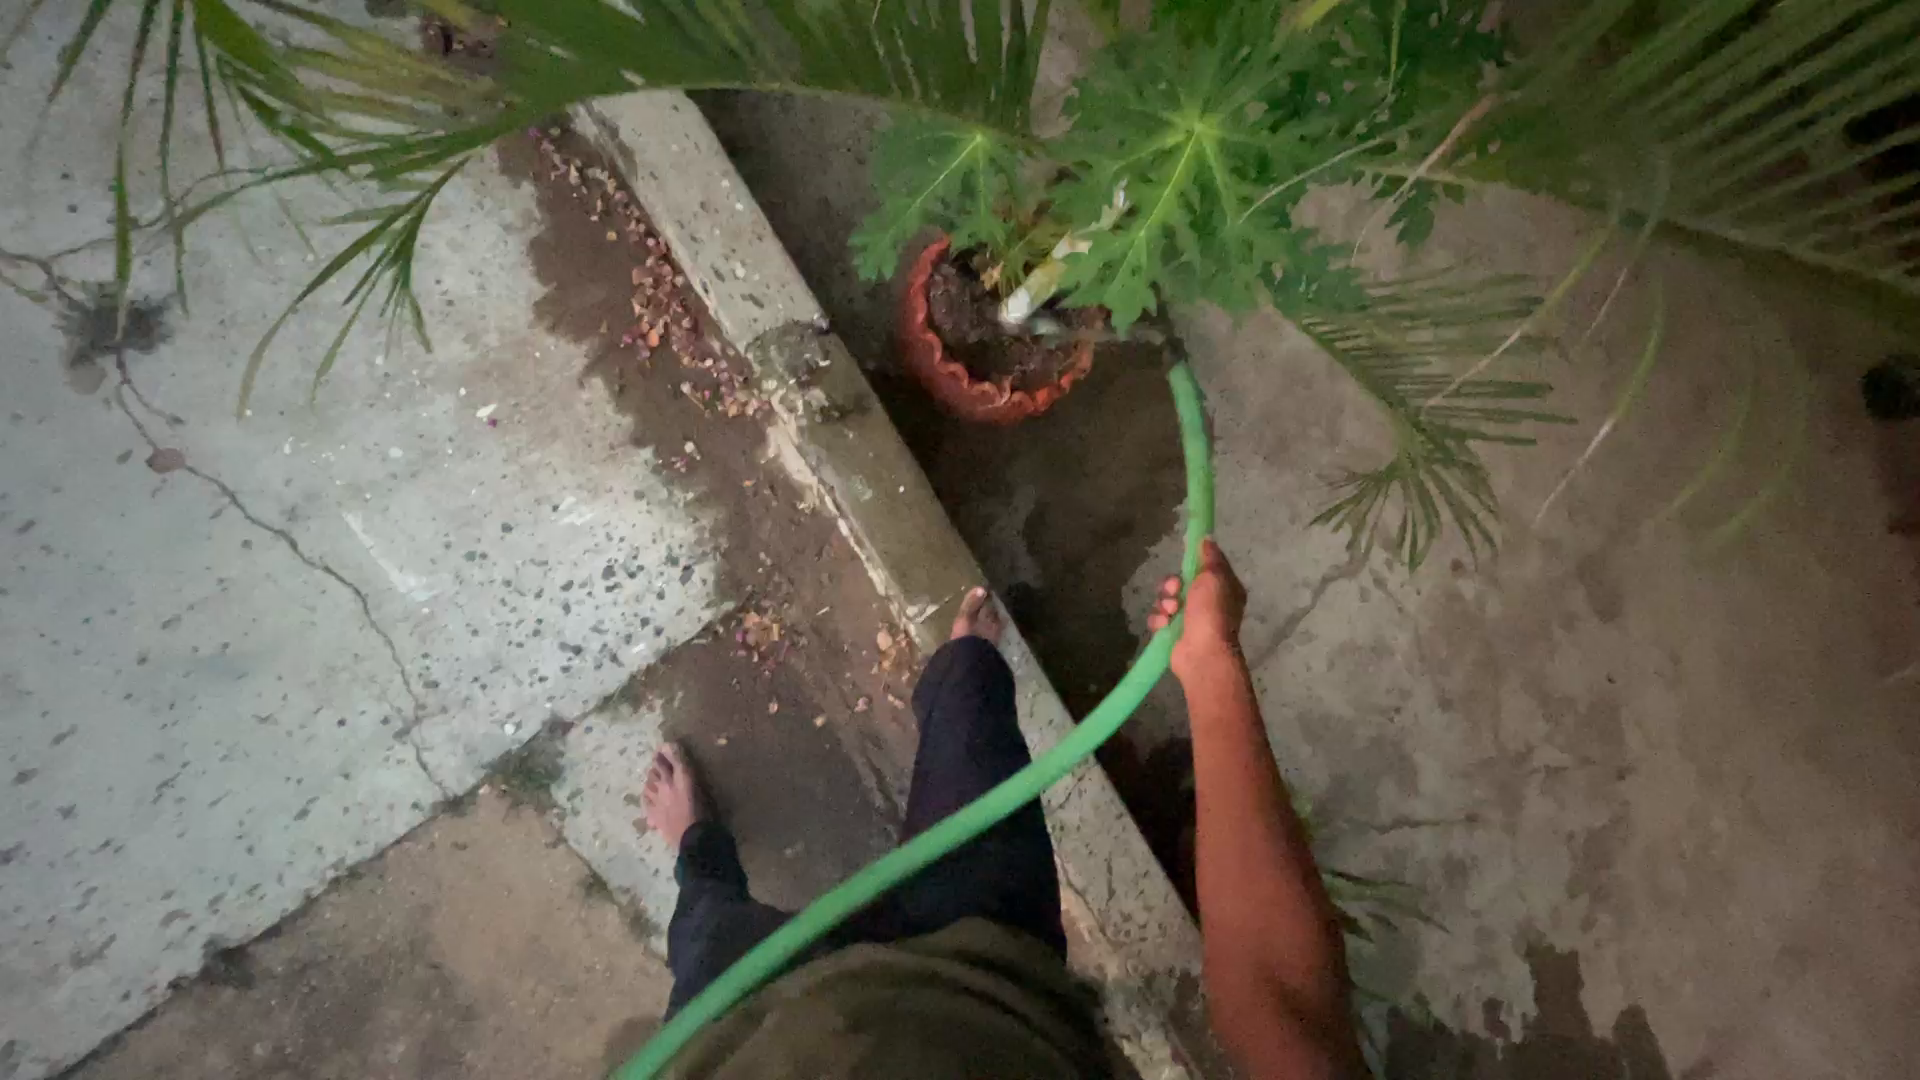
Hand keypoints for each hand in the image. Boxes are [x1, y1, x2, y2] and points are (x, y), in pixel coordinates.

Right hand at [1148, 537, 1247, 683]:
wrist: (1202, 653)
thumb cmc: (1212, 612)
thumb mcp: (1214, 577)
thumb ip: (1209, 557)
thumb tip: (1206, 539)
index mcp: (1224, 589)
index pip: (1207, 567)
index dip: (1194, 560)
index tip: (1184, 555)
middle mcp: (1209, 603)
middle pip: (1181, 582)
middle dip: (1172, 584)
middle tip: (1174, 590)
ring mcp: (1190, 619)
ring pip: (1167, 600)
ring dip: (1164, 603)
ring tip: (1170, 613)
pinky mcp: (1174, 633)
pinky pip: (1159, 618)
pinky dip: (1159, 620)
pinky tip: (1164, 625)